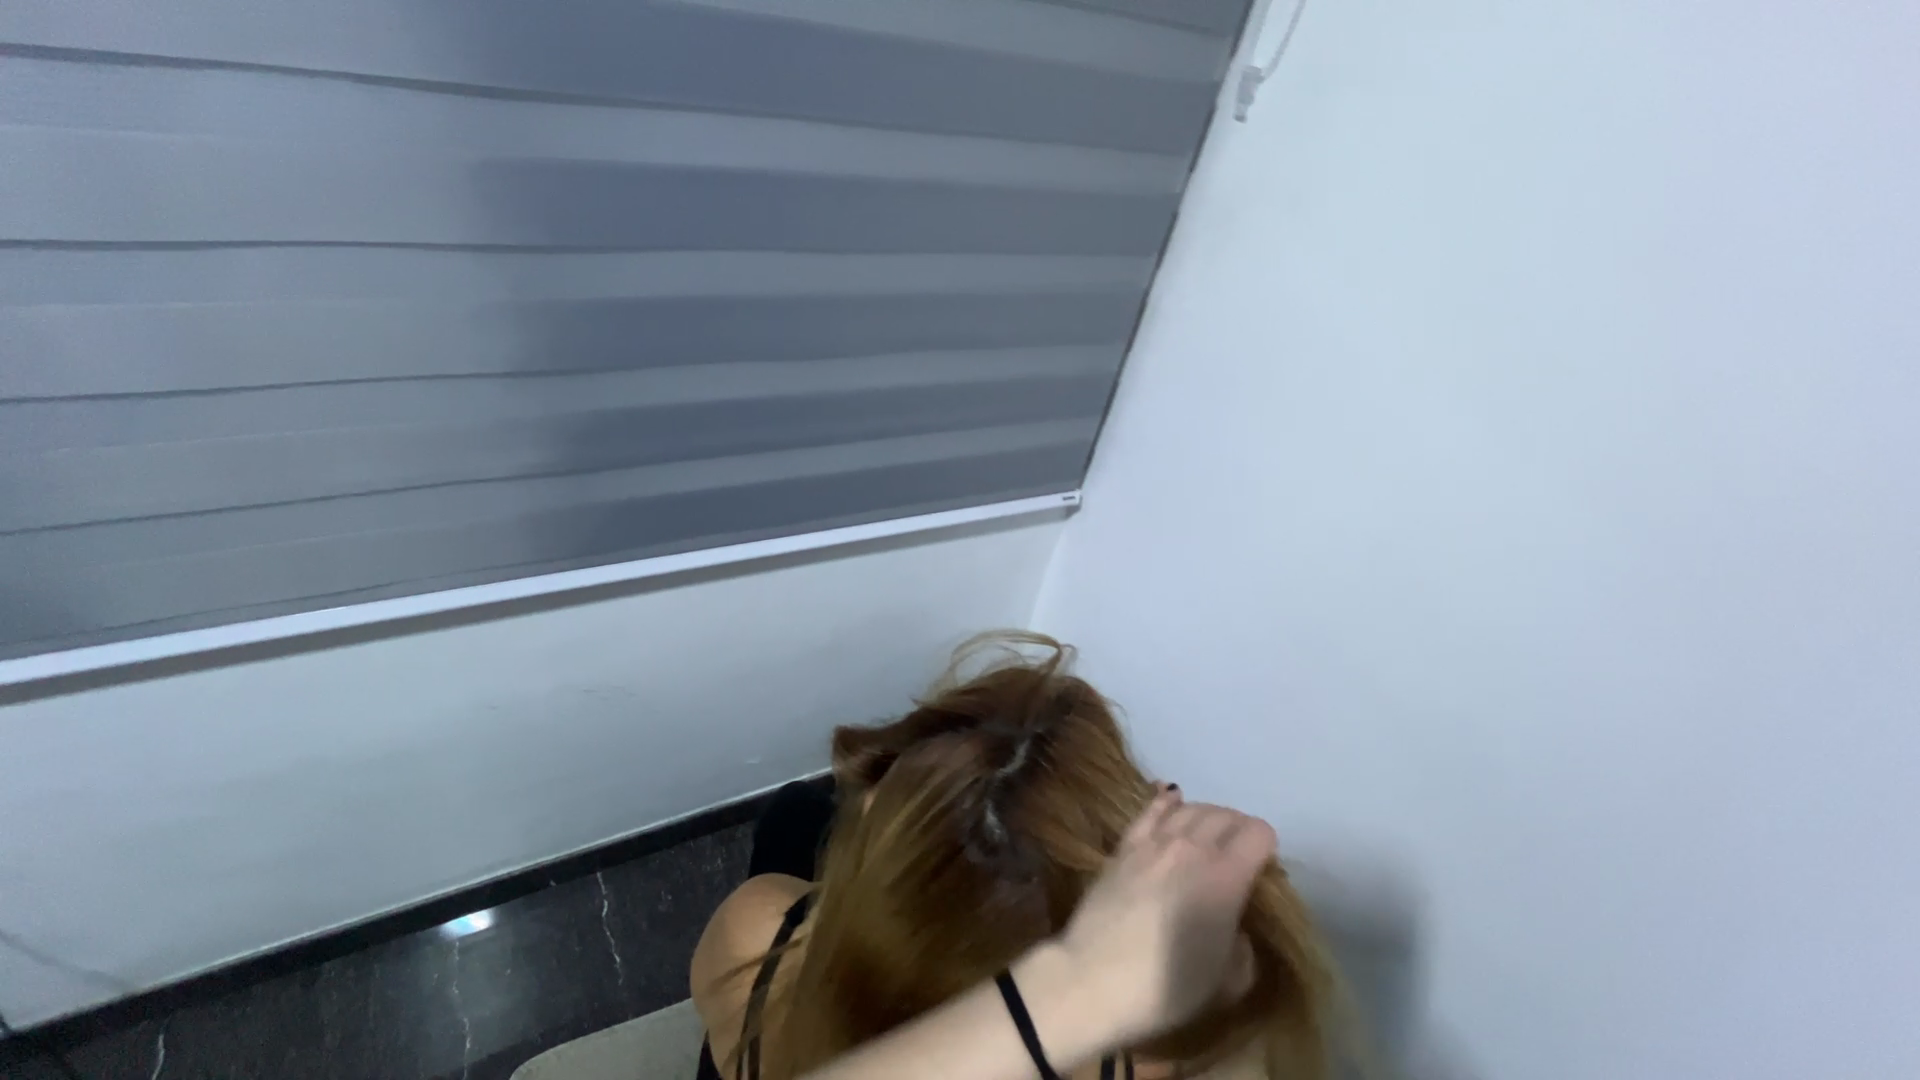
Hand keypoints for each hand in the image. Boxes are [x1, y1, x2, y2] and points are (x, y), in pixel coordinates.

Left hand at [1055, 787, 1276, 1044]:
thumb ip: (1244, 948)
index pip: (1258, 833)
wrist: (1094, 977)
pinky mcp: (1124, 845)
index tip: (1261, 872)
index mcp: (1225, 877)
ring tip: (1209, 835)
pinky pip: (1150, 810)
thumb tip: (1238, 928)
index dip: (1266, 848)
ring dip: (1208, 816)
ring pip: (1191, 808)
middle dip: (1239, 830)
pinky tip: (1172, 797)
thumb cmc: (1167, 986)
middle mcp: (1192, 847)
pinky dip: (1166, 800)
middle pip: (1226, 815)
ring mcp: (1154, 842)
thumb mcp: (1226, 981)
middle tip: (1238, 856)